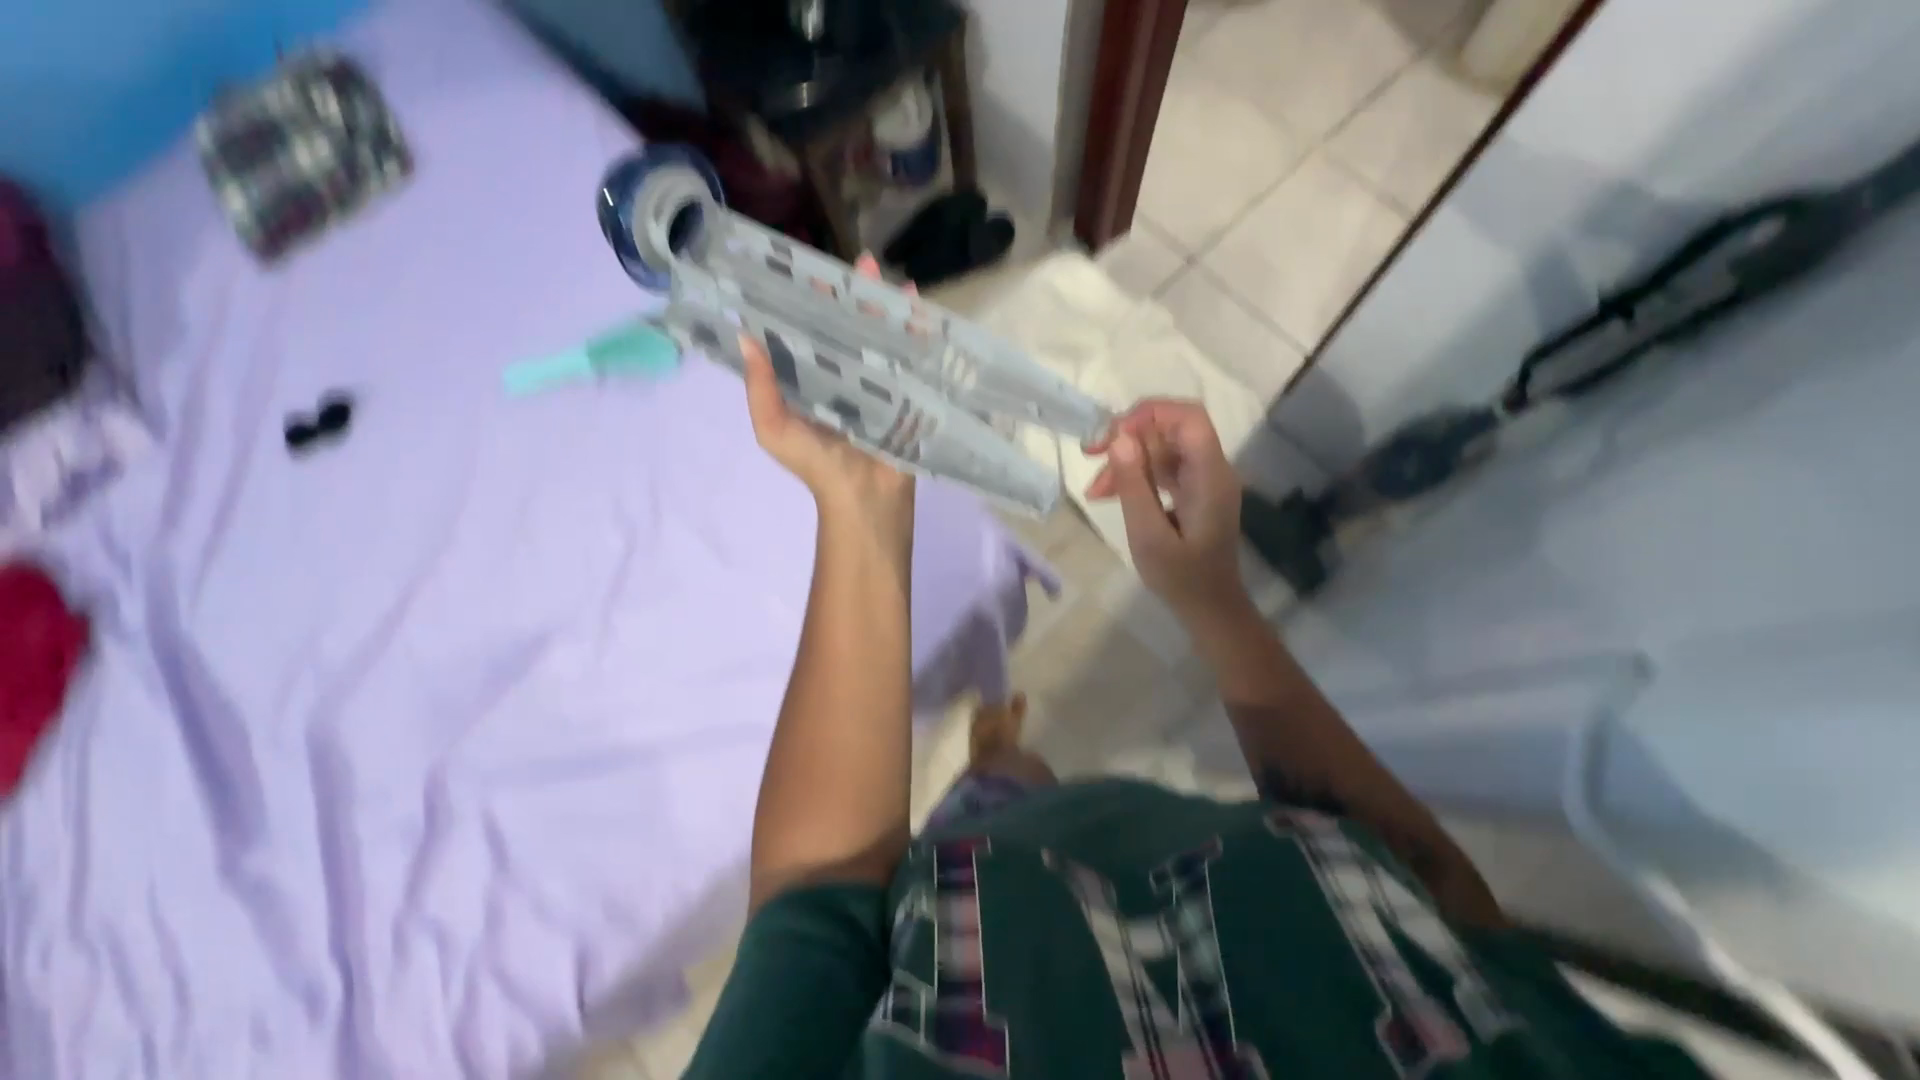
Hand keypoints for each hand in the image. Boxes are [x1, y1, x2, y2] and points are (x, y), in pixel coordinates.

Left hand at [741, 254, 915, 523]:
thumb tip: (744, 334)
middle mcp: (841, 373)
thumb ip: (760, 387)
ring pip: (878, 332)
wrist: (864, 499)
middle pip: (846, 324)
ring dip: (882, 302)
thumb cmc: (816, 466)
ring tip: (882, 272)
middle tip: (857, 262)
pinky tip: (916, 302)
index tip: (804, 268)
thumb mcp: (774, 428)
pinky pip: (908, 353)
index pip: (806, 329)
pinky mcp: (904, 392)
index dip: (805, 299)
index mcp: (809, 379)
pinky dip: (914, 327)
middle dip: (850, 292)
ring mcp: (876, 381)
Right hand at [1084, 399, 1248, 623]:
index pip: (1188, 417)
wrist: (1210, 609)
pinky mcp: (1195, 492)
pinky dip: (1136, 474)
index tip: (1112, 436)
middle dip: (1129, 437)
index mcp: (1210, 475)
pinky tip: (1110, 493)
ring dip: (1127, 459)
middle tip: (1091, 456)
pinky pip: (1164, 468)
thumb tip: (1119, 438)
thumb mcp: (1148, 535)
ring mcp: (1204, 480)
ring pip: (1163, 447)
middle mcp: (1212, 469)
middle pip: (1171, 428)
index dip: (1149, 414)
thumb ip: (1134, 485)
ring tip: (1096, 489)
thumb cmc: (1181, 578)